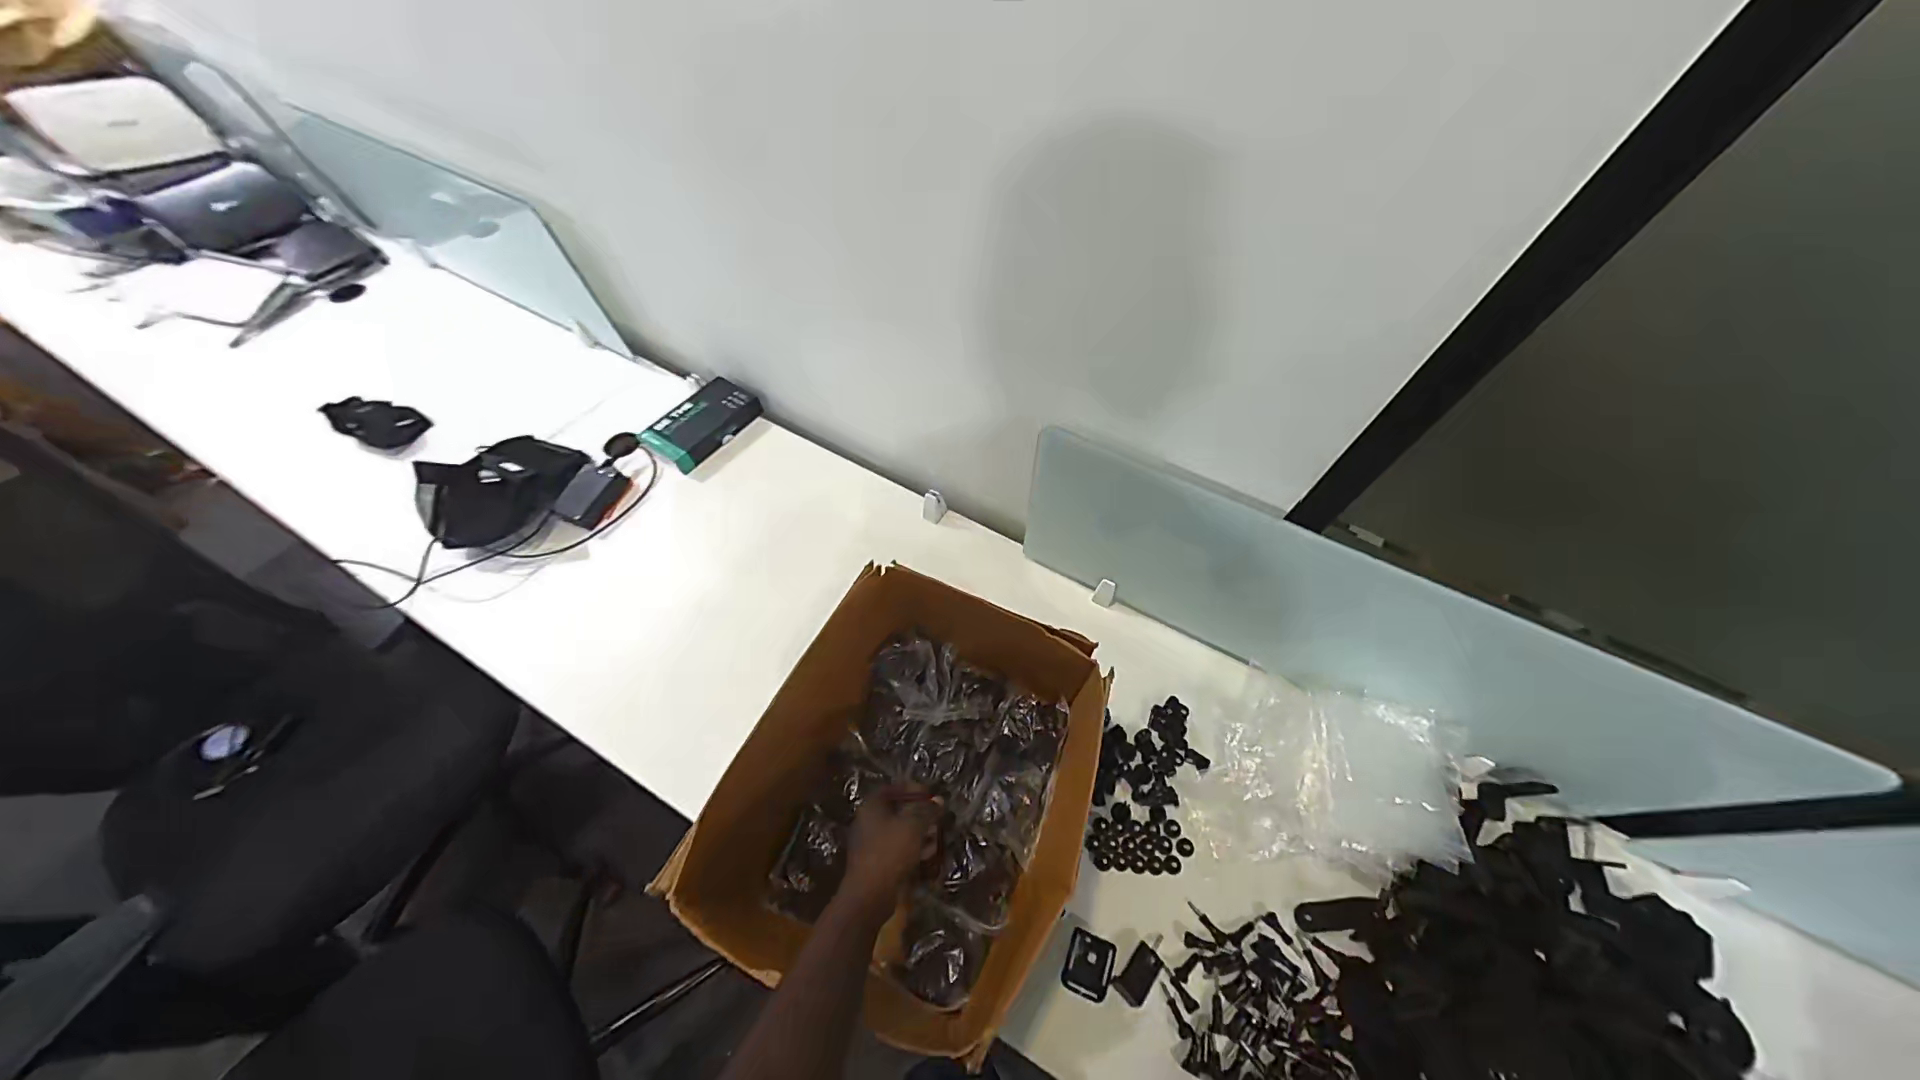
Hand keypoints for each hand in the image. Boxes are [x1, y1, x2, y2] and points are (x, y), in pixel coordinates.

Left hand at [836, 785, 939, 920]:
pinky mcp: (876, 864)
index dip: (913, 789)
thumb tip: (939, 800)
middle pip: (897, 811)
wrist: (869, 894)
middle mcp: (868, 822)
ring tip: (936, 839)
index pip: (893, 789)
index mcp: (872, 807)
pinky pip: (897, 850)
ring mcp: (871, 844)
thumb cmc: (890, 851)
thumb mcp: (913, 825)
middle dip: (920, 814)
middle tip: (937, 819)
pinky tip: (926, 855)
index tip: (930, 795)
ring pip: (899, 832)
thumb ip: (927, 810)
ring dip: (919, 833)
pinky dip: (912, 850)